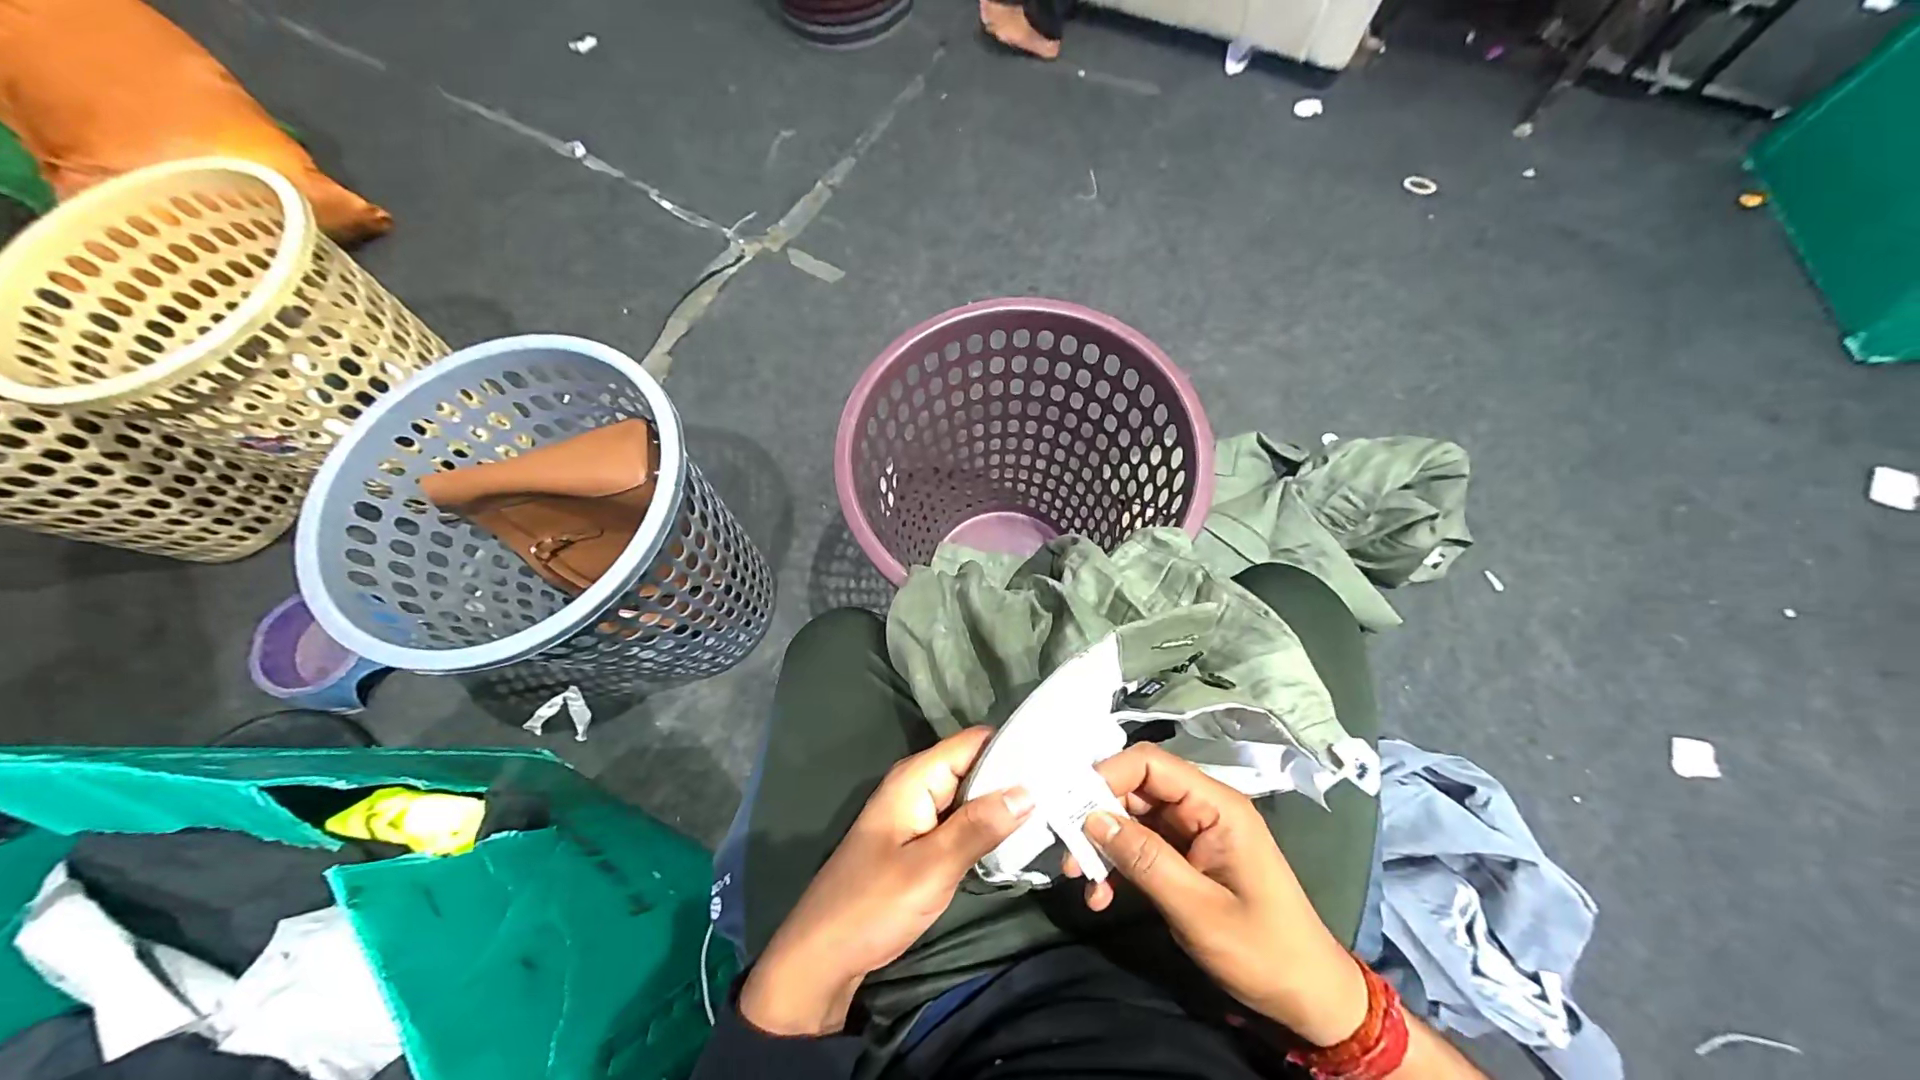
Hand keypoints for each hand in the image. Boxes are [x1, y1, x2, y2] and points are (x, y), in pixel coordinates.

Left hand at [739, 726, 1032, 1035]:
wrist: (822, 959)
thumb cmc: (872, 905)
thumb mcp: (931, 867)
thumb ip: (979, 826)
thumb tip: (1030, 789)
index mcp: (915, 778)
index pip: (974, 742)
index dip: (1015, 744)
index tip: (1062, 754)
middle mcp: (918, 787)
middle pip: (976, 766)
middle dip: (1017, 776)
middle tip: (1070, 787)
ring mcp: (920, 815)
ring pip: (972, 796)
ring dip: (1006, 803)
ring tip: (1059, 806)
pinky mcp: (923, 842)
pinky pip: (963, 821)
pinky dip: (989, 826)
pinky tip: (1023, 835)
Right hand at [1070, 743, 1368, 1046]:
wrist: (1308, 998)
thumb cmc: (1263, 950)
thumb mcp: (1199, 910)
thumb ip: (1145, 860)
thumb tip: (1092, 819)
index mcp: (1217, 806)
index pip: (1151, 763)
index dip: (1107, 774)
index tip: (1070, 806)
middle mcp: (1201, 809)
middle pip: (1135, 788)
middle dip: (1096, 814)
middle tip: (1066, 850)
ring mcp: (1191, 833)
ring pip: (1130, 818)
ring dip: (1101, 845)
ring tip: (1080, 880)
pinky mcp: (1183, 857)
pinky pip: (1137, 846)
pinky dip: (1115, 866)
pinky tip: (1101, 896)